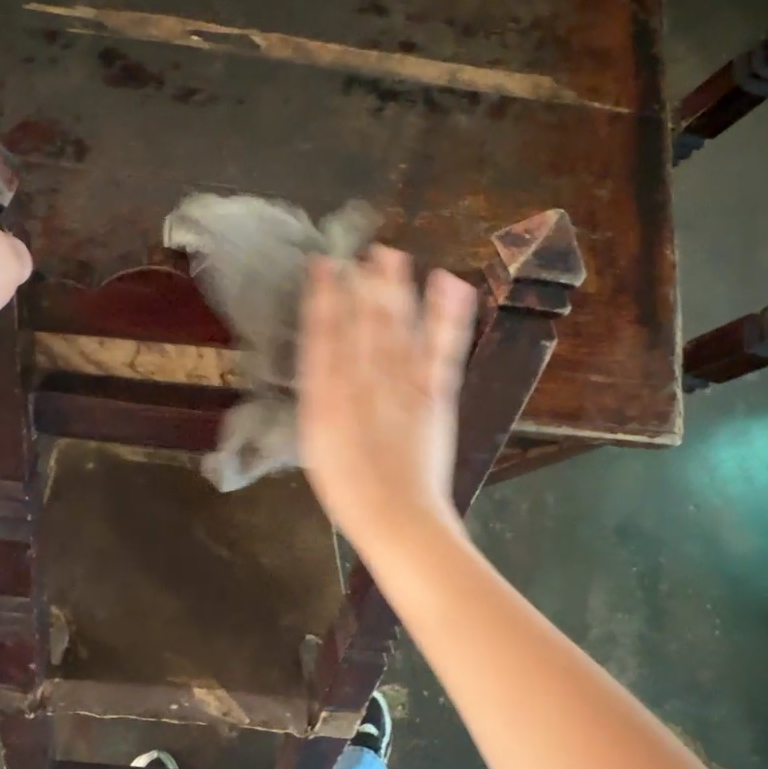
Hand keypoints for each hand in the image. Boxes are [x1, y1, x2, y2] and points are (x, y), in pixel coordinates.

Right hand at [297, 246, 479, 553]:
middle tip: (365, 250)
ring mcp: (400, 385)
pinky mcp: (434, 394)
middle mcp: (360, 381)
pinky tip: (450, 284)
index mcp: (326, 396)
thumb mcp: (317, 448)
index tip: (323, 267)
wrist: (395, 517)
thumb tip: (323, 370)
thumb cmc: (350, 492)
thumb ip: (320, 405)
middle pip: (361, 323)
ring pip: (396, 327)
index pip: (323, 336)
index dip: (323, 299)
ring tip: (393, 255)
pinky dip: (447, 315)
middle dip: (362, 284)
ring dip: (395, 289)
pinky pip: (440, 348)